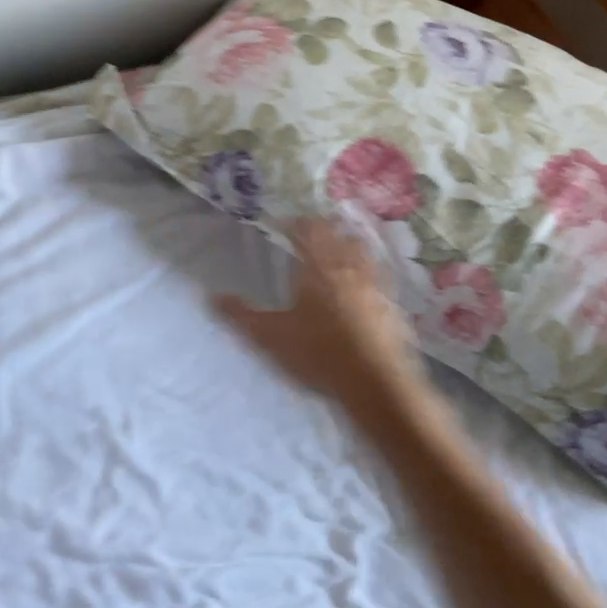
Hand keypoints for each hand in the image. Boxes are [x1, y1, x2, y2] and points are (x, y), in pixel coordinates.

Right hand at [215, 219, 427, 407]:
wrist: (376, 384)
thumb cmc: (319, 353)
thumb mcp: (271, 336)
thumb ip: (241, 315)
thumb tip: (213, 296)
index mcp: (318, 267)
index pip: (307, 232)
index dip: (294, 223)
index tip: (282, 223)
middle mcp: (349, 267)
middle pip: (338, 234)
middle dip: (323, 228)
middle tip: (309, 232)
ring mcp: (376, 284)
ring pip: (363, 250)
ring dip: (348, 243)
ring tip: (337, 248)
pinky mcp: (393, 304)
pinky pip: (380, 273)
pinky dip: (369, 268)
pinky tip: (363, 281)